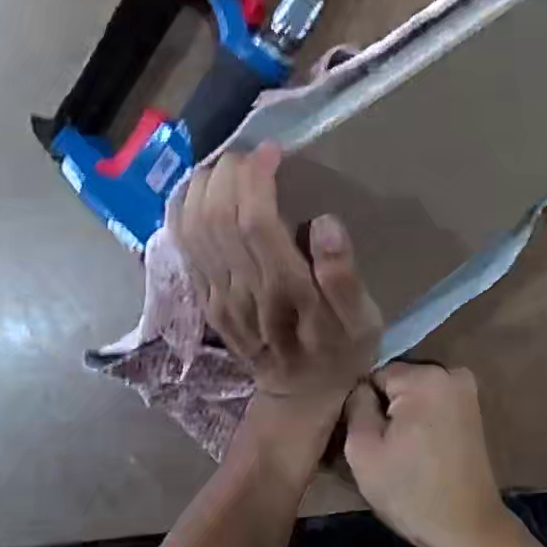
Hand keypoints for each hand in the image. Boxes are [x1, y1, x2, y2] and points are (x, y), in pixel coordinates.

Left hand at [173, 142, 382, 411]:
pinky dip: (184, 210)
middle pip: (218, 218)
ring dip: (204, 186)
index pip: (255, 222)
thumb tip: (325, 223)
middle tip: (251, 154)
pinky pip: (183, 246)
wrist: (297, 395)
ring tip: (227, 164)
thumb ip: (343, 276)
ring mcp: (217, 295)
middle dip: (229, 174)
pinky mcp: (204, 298)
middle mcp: (242, 289)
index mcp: (285, 290)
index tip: (272, 151)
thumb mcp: (363, 321)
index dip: (257, 179)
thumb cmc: (339, 351)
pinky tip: (198, 189)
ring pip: (194, 228)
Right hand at [343, 363, 521, 546]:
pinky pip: (432, 402)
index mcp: (425, 376)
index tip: (365, 436)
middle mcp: (451, 372)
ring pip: (413, 392)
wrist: (467, 529)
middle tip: (382, 446)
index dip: (363, 404)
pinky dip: (420, 419)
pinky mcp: (473, 408)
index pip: (373, 374)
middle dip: (384, 406)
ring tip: (400, 449)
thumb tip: (359, 386)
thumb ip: (355, 404)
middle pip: (396, 380)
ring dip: (402, 414)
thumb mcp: (363, 449)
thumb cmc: (410, 491)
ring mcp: (467, 389)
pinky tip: (417, 448)